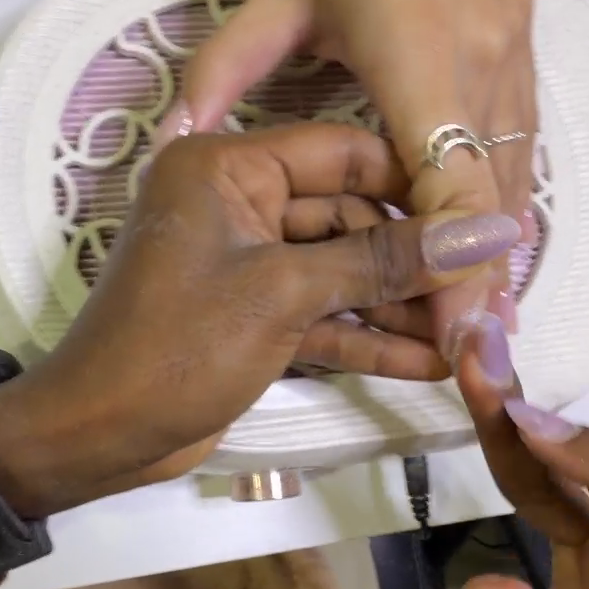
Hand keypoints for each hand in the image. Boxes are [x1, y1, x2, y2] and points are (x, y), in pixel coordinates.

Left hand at [0, 123, 519, 517]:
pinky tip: (428, 363)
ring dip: (399, 307)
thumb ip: (382, 261)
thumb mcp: (282, 293)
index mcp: (227, 165)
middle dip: (414, 261)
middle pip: (348, 218)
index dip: (418, 187)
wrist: (101, 434)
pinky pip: (320, 316)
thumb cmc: (178, 346)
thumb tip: (484, 235)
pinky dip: (365, 338)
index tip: (487, 216)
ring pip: (339, 273)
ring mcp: (246, 265)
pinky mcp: (253, 317)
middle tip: (487, 293)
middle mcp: (238, 204)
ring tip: (471, 336)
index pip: (345, 154)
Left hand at [180, 0, 536, 341]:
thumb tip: (178, 129)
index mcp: (415, 54)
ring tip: (488, 316)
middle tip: (480, 354)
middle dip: (485, 276)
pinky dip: (502, 193)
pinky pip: (517, 135)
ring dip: (498, 244)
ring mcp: (507, 45)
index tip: (460, 333)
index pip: (446, 181)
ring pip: (513, 167)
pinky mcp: (514, 35)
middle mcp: (479, 58)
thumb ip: (226, 69)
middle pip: (490, 191)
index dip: (454, 264)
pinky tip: (490, 237)